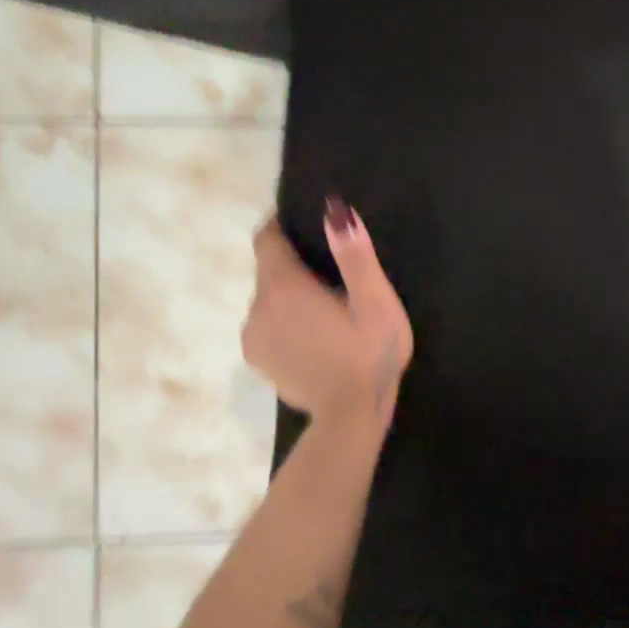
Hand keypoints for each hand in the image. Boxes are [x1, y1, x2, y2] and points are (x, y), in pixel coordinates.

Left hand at [241, 199, 413, 422]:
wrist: (351, 416)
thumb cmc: (369, 352)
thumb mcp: (375, 301)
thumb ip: (354, 256)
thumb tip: (335, 211)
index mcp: (283, 287)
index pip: (267, 239)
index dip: (282, 225)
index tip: (306, 222)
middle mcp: (257, 308)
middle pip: (270, 272)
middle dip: (297, 266)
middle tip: (337, 276)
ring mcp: (253, 338)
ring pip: (270, 301)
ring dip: (293, 298)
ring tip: (332, 309)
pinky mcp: (260, 362)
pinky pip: (270, 327)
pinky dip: (288, 323)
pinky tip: (319, 337)